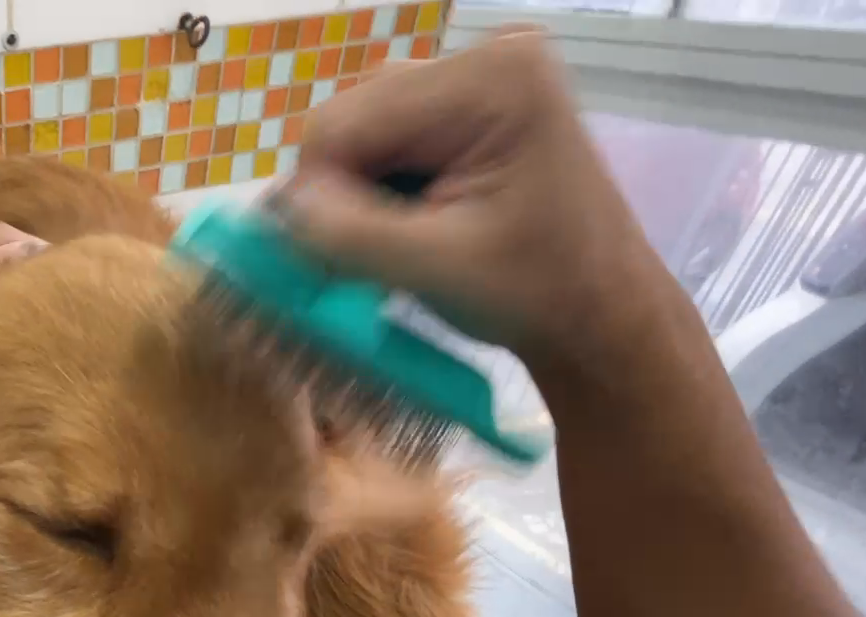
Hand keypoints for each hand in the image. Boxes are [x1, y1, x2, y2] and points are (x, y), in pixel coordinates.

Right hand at [279, 31, 688, 385]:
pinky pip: (376, 150)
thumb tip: (273, 209)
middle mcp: (479, 60)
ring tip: (387, 243)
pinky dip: (368, 197)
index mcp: (488, 79)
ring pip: (352, 139)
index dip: (315, 194)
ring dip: (348, 199)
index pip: (340, 123)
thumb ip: (348, 234)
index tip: (328, 256)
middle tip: (360, 255)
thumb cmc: (530, 290)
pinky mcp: (460, 114)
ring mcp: (470, 84)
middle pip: (345, 124)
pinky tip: (399, 227)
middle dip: (334, 195)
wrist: (592, 308)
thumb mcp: (432, 267)